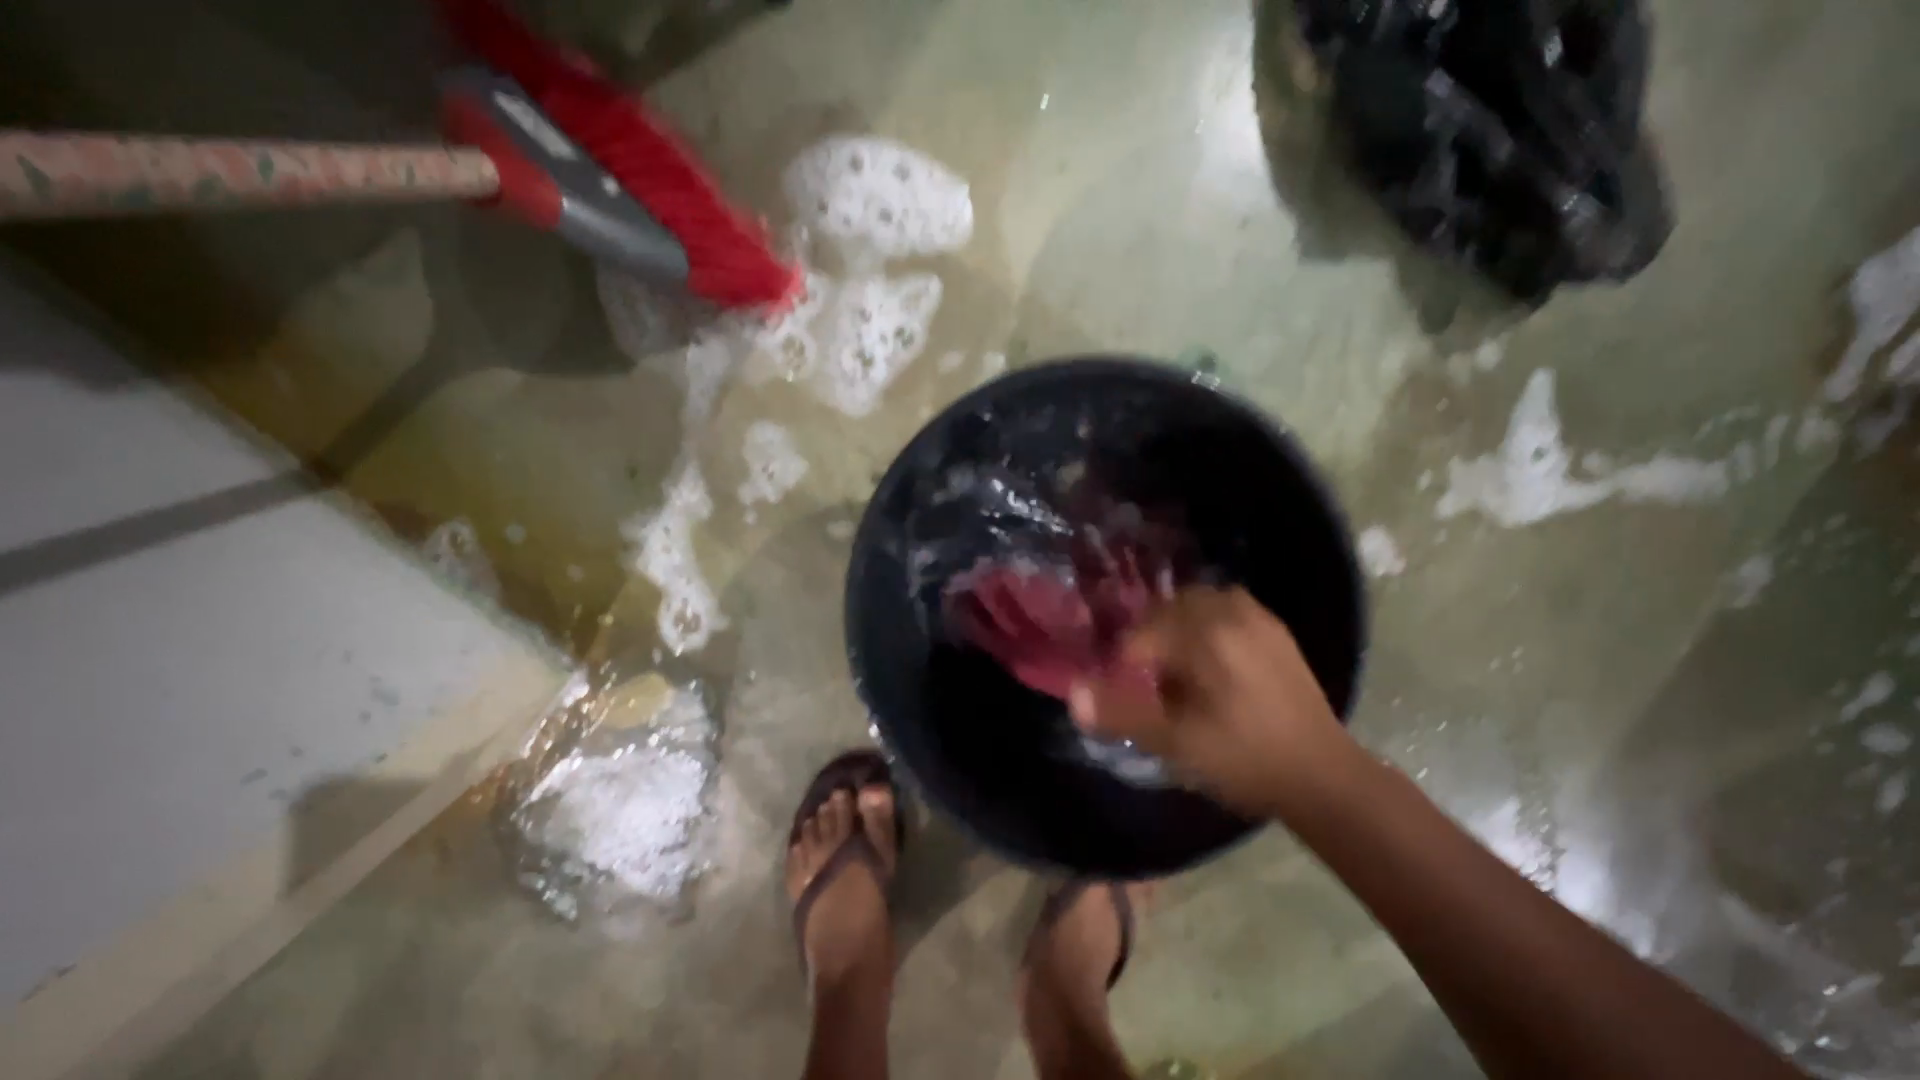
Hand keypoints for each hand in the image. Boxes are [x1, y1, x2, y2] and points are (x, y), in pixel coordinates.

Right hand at [1068, 585, 1352, 817]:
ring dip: (1181, 626)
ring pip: (1203, 605)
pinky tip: (1213, 667)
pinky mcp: (1279, 635)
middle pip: (1172, 607)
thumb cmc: (1243, 759)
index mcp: (1203, 634)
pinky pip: (1232, 612)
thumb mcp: (1174, 743)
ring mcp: (1260, 621)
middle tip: (1145, 678)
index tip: (1122, 691)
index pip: (1141, 633)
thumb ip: (1120, 713)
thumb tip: (1072, 693)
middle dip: (1150, 636)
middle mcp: (1232, 613)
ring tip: (1177, 668)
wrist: (1322, 777)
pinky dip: (1211, 628)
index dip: (1123, 662)